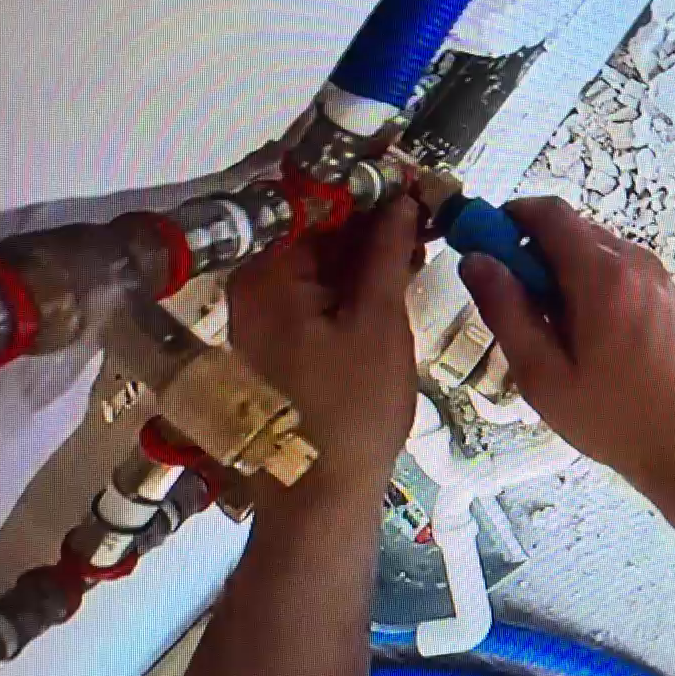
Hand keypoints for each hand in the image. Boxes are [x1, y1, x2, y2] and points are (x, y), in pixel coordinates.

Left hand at [227, 197, 419, 488]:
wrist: (321, 494)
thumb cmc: (353, 410)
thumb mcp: (378, 324)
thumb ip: (386, 254)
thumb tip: (402, 200)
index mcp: (267, 277)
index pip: (313, 206)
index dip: (364, 190)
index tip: (409, 181)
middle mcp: (252, 288)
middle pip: (313, 232)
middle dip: (368, 221)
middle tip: (422, 214)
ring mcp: (260, 315)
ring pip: (316, 262)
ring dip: (364, 252)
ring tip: (417, 243)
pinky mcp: (276, 338)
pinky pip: (313, 292)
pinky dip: (350, 283)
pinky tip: (391, 276)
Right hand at [460, 197, 674, 483]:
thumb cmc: (610, 417)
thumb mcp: (542, 373)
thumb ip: (505, 310)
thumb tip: (475, 261)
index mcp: (602, 276)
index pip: (548, 213)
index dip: (507, 219)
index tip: (482, 249)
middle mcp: (632, 261)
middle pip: (568, 228)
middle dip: (530, 252)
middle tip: (511, 303)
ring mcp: (653, 274)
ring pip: (589, 248)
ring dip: (557, 270)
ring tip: (548, 328)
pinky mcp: (663, 291)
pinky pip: (612, 267)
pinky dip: (584, 281)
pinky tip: (581, 332)